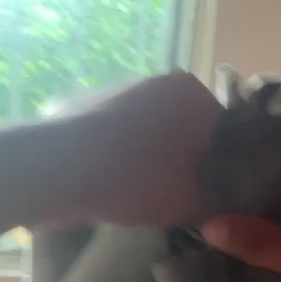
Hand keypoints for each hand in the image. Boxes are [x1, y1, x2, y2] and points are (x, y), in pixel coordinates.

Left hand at [43, 72, 224, 226]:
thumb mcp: (191, 201)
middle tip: (175, 193)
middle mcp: (156, 80)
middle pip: (182, 125)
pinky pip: (107, 132)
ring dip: (145, 153)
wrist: (52, 170)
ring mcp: (111, 87)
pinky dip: (110, 152)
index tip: (209, 190)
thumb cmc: (135, 179)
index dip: (219, 163)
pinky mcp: (74, 103)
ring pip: (143, 127)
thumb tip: (228, 197)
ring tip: (136, 191)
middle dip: (181, 154)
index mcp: (193, 93)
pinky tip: (102, 182)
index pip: (223, 129)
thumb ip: (217, 197)